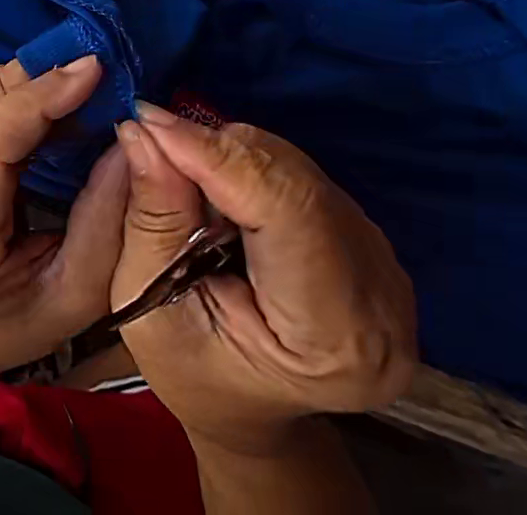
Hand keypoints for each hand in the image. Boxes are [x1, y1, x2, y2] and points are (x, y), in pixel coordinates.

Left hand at [0, 57, 130, 391]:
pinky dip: (22, 94)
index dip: (38, 98)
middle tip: (102, 67)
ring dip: (32, 80)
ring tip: (88, 78)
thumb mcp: (79, 294)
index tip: (91, 70)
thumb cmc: (17, 323)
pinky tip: (60, 96)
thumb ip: (105, 220)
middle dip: (40, 78)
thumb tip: (133, 142)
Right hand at [114, 104, 415, 450]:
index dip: (216, 155)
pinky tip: (212, 185)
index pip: (287, 210)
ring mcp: (385, 265)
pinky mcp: (368, 241)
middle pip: (295, 179)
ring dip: (227, 154)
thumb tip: (141, 135)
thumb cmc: (190, 368)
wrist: (248, 405)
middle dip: (214, 147)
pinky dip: (244, 163)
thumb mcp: (147, 304)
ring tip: (177, 171)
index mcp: (332, 335)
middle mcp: (381, 295)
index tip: (147, 121)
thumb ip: (151, 218)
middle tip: (149, 137)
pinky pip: (299, 173)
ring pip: (296, 167)